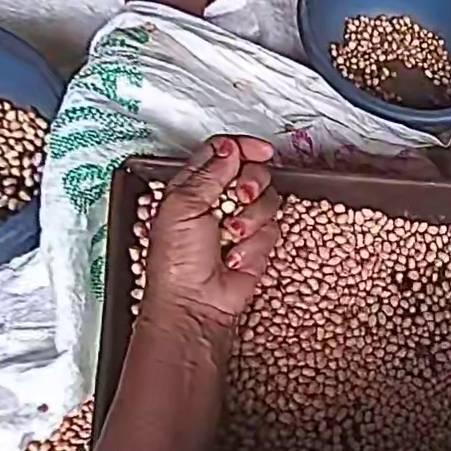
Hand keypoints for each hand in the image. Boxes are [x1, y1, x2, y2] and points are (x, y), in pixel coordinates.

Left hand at [144, 136, 279, 329]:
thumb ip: (209, 174)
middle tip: (242, 197)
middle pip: (253, 172)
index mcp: (194, 185)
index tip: (260, 150)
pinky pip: (273, 230)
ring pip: (268, 201)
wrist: (196, 302)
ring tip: (232, 237)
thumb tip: (230, 148)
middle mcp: (221, 201)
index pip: (224, 152)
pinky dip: (255, 245)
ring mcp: (242, 222)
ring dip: (251, 220)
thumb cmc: (178, 261)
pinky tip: (236, 258)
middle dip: (253, 183)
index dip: (243, 147)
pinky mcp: (258, 244)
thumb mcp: (182, 207)